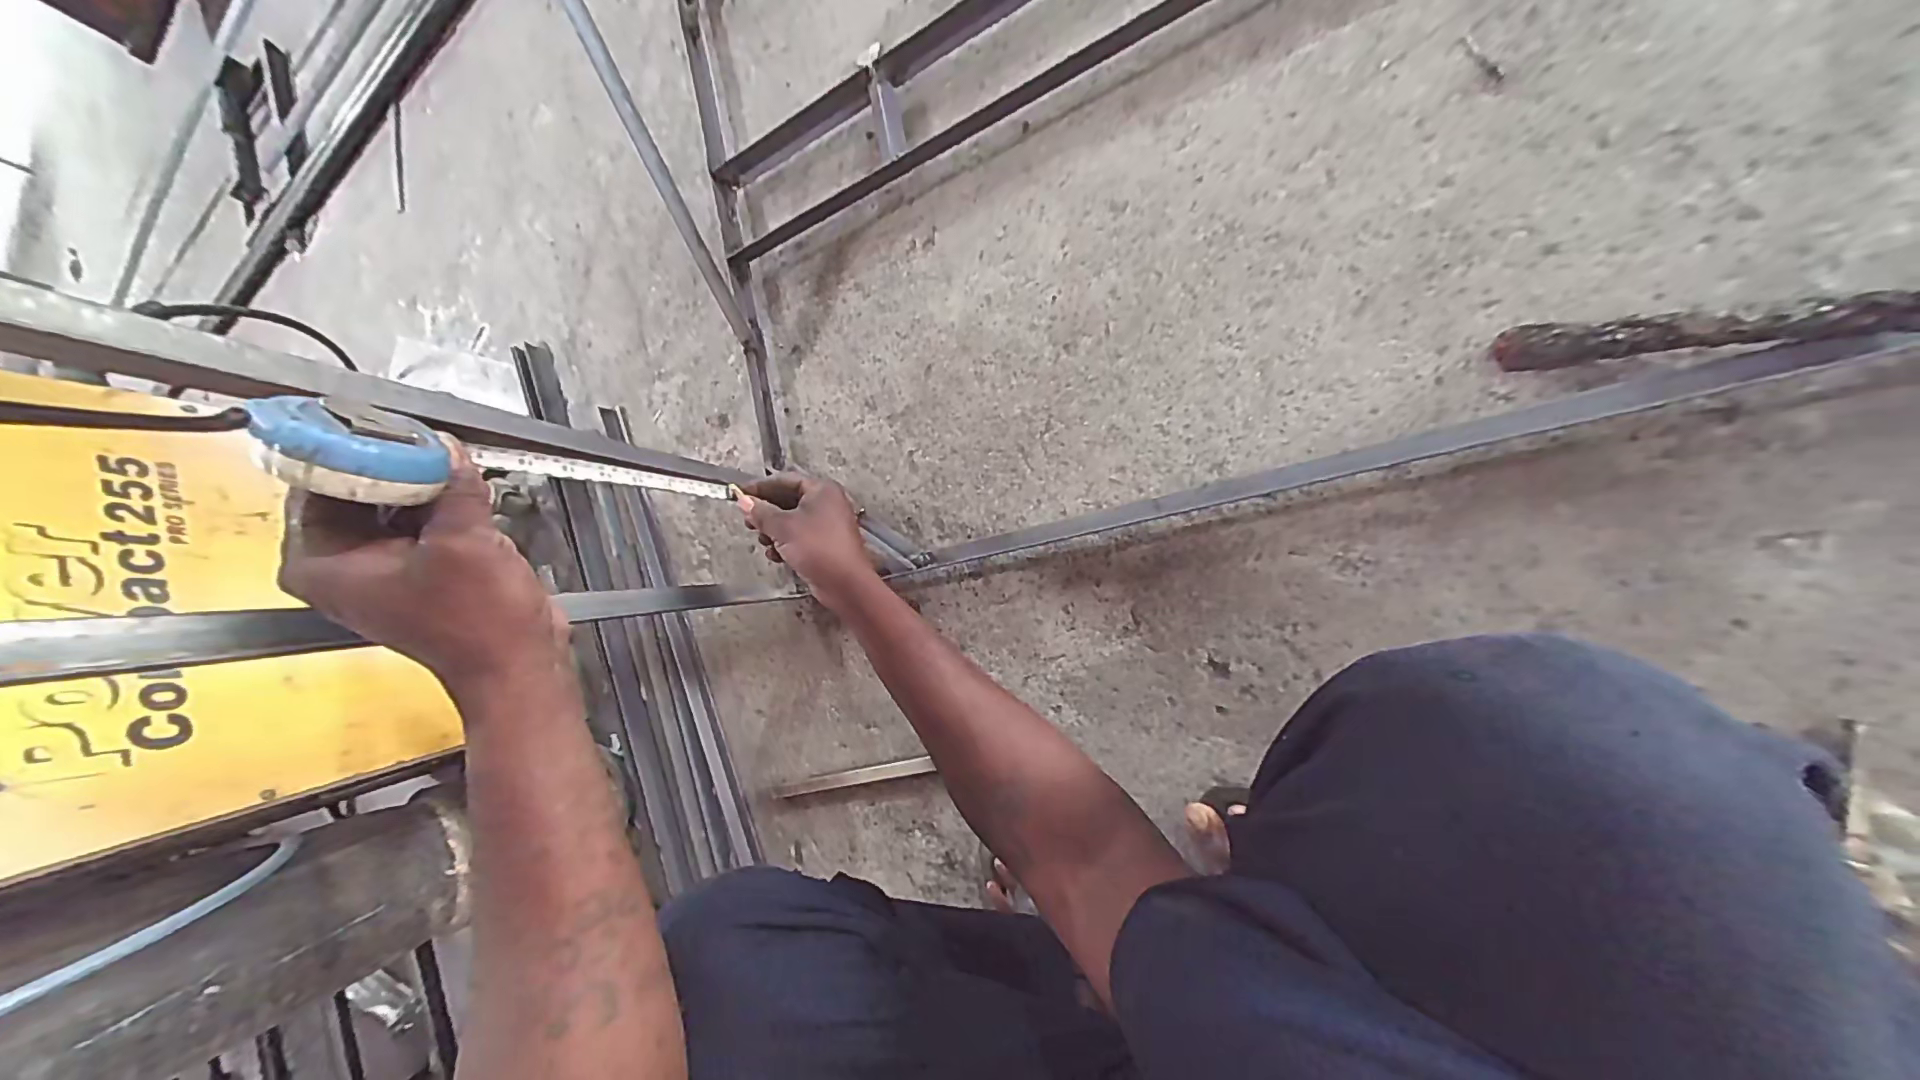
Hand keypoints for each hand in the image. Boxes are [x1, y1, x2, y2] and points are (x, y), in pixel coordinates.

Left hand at [277, 442, 569, 698]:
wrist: (520, 661)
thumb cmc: (478, 618)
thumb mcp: (464, 541)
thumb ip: (453, 487)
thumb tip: (447, 446)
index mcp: (322, 562)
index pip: (320, 483)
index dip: (358, 452)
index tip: (394, 428)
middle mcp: (344, 565)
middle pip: (359, 494)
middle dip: (400, 468)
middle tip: (431, 443)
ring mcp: (385, 570)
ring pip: (396, 509)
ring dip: (428, 487)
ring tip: (455, 464)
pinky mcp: (424, 573)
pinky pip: (424, 527)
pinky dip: (445, 509)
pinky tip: (470, 492)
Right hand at [736, 472, 878, 605]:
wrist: (844, 583)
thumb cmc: (819, 548)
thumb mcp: (783, 527)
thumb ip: (761, 512)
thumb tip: (745, 502)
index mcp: (822, 490)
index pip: (785, 480)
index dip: (761, 487)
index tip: (741, 493)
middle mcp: (828, 504)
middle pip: (788, 501)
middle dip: (766, 513)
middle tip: (749, 520)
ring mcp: (828, 525)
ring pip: (792, 522)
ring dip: (774, 531)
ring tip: (763, 539)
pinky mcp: (825, 545)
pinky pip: (800, 538)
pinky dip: (786, 544)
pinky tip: (776, 554)